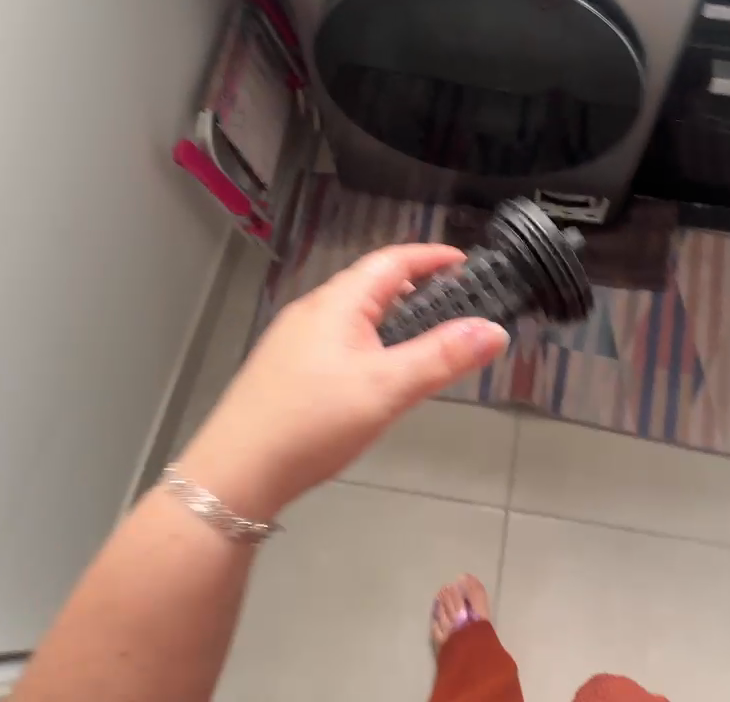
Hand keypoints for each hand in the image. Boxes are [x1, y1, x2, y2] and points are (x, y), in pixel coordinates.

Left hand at [176, 244, 509, 520]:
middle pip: (372, 283)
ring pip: (354, 313)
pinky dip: (370, 340)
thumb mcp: (387, 389)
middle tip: (454, 306)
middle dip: (416, 287)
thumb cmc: (313, 422)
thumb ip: (442, 357)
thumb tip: (494, 329)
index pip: (392, 260)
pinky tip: (375, 375)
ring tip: (423, 341)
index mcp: (338, 302)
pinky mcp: (285, 367)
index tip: (466, 262)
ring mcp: (294, 338)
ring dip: (392, 316)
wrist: (234, 474)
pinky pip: (338, 337)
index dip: (431, 257)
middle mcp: (313, 309)